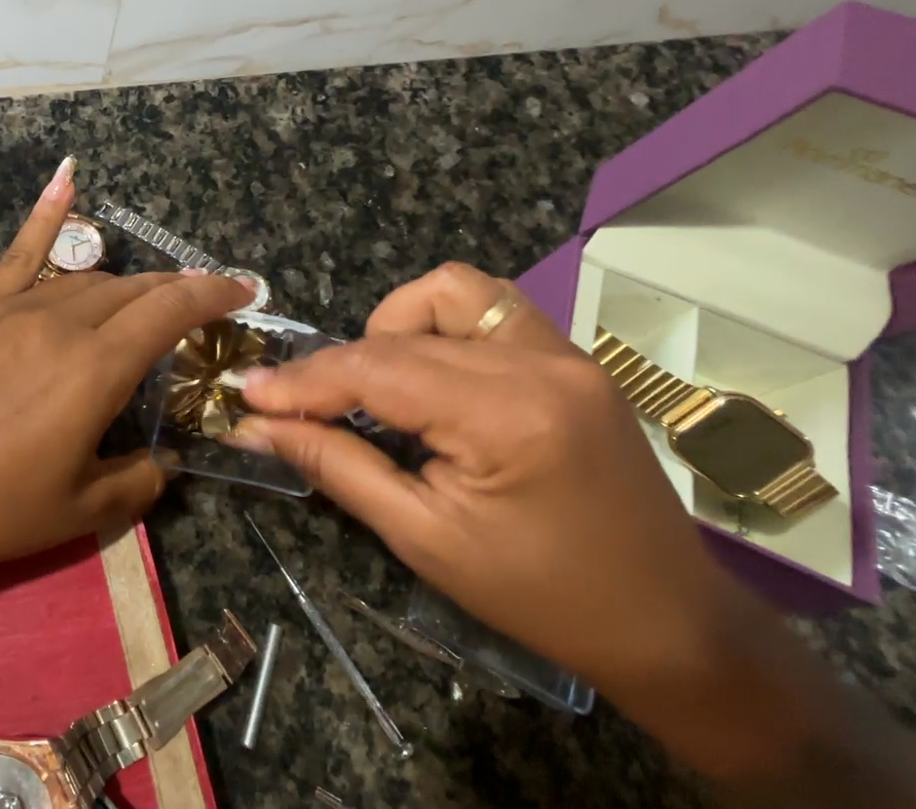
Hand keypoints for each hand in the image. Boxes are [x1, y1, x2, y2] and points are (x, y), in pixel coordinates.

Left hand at [0, 157, 254, 583]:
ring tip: (141, 298)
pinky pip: (18, 254)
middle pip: (130, 290)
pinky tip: (68, 178)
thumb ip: (140, 480)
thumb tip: (164, 460)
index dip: (213, 294)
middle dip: (172, 293)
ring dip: (122, 286)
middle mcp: (59, 324)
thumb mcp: (83, 510)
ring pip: (84, 279)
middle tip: (194, 309)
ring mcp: (11, 310)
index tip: (241, 291)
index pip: (170, 311)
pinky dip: (46, 215)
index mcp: (95, 370)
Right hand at [232, 263, 736, 697]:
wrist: (668, 623)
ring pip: (450, 292)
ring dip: (392, 326)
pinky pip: (491, 308)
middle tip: (290, 408)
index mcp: (506, 416)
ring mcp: (564, 355)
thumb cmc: (540, 595)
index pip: (375, 369)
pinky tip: (425, 373)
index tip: (247, 396)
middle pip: (400, 334)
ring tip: (372, 384)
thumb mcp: (422, 538)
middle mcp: (539, 363)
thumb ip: (335, 465)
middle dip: (332, 366)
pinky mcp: (572, 361)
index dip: (301, 381)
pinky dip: (440, 325)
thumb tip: (256, 426)